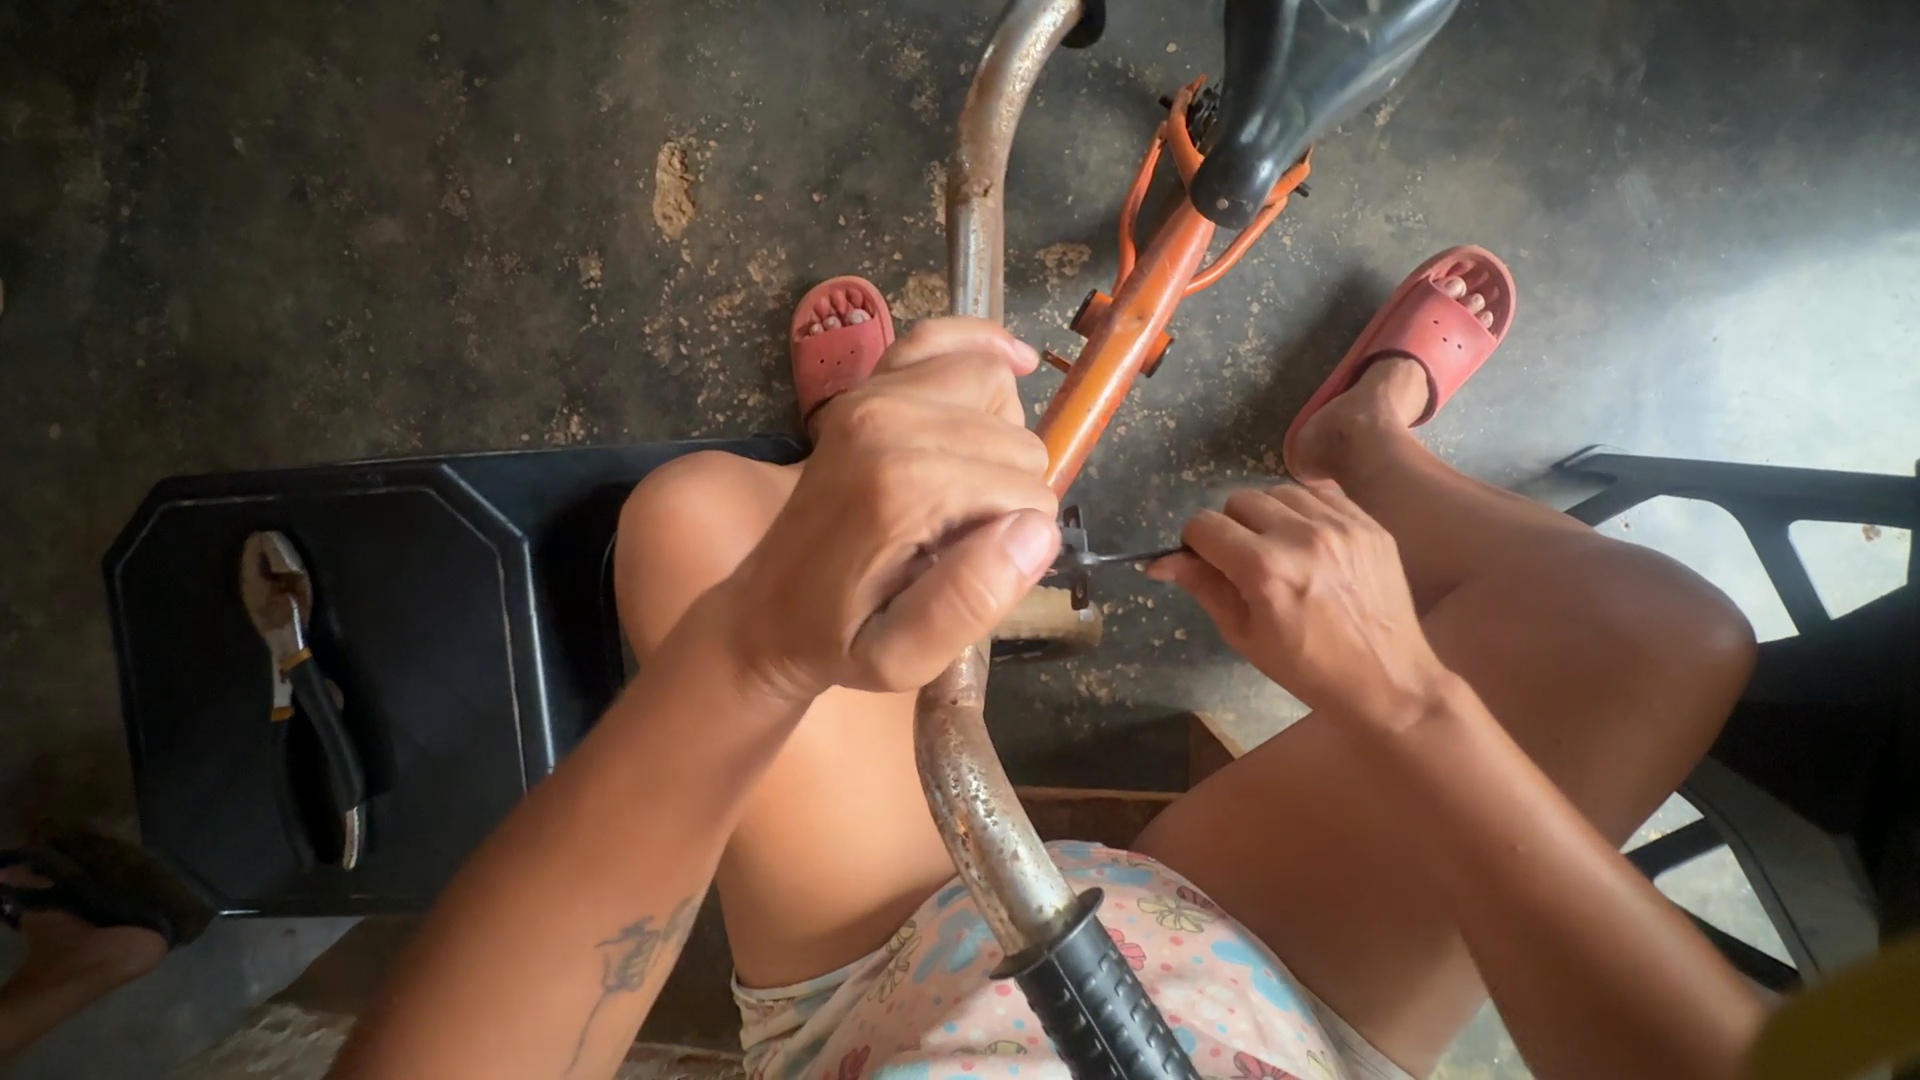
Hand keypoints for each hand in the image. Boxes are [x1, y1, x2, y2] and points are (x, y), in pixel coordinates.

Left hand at [725, 317, 1060, 699]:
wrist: (770, 611)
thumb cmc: (841, 638)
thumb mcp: (903, 657)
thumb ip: (970, 601)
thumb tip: (1038, 531)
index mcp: (902, 488)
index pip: (1030, 496)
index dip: (1019, 544)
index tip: (972, 571)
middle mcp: (888, 421)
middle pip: (1019, 443)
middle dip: (1011, 496)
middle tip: (963, 540)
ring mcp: (874, 393)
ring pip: (999, 392)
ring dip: (1002, 439)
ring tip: (965, 488)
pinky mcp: (867, 385)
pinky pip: (943, 337)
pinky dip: (984, 344)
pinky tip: (1014, 362)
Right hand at [1148, 483, 1448, 729]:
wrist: (1386, 680)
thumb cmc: (1305, 666)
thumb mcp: (1241, 633)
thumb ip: (1201, 586)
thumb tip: (1158, 561)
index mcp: (1264, 569)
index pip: (1203, 525)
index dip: (1194, 544)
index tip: (1206, 564)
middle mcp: (1300, 536)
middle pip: (1237, 501)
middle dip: (1229, 528)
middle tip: (1244, 563)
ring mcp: (1340, 525)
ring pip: (1276, 492)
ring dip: (1266, 515)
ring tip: (1278, 549)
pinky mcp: (1368, 523)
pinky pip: (1317, 493)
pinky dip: (1302, 510)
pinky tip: (1307, 541)